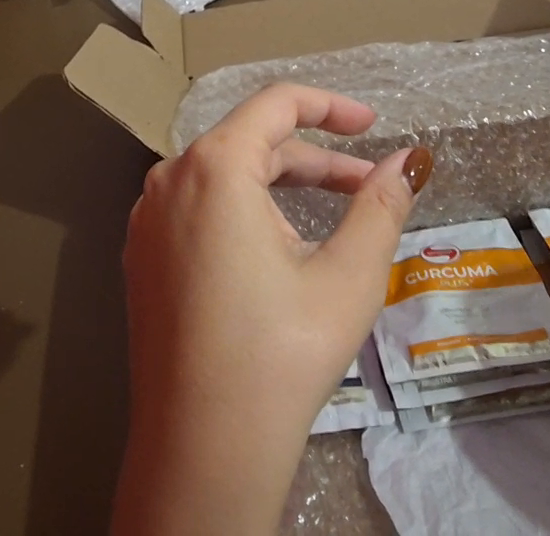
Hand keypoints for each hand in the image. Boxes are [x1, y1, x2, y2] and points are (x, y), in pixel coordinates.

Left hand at [112, 84, 431, 535]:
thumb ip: (380, 204)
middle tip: (368, 187)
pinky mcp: (141, 255)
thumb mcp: (347, 275)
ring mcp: (146, 219)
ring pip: (223, 179)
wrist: (202, 444)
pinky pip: (197, 210)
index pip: (274, 104)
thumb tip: (408, 160)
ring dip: (279, 188)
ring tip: (330, 226)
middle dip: (314, 161)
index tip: (372, 124)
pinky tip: (275, 253)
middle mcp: (167, 180)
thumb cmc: (280, 352)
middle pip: (249, 143)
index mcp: (212, 167)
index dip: (330, 105)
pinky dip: (242, 213)